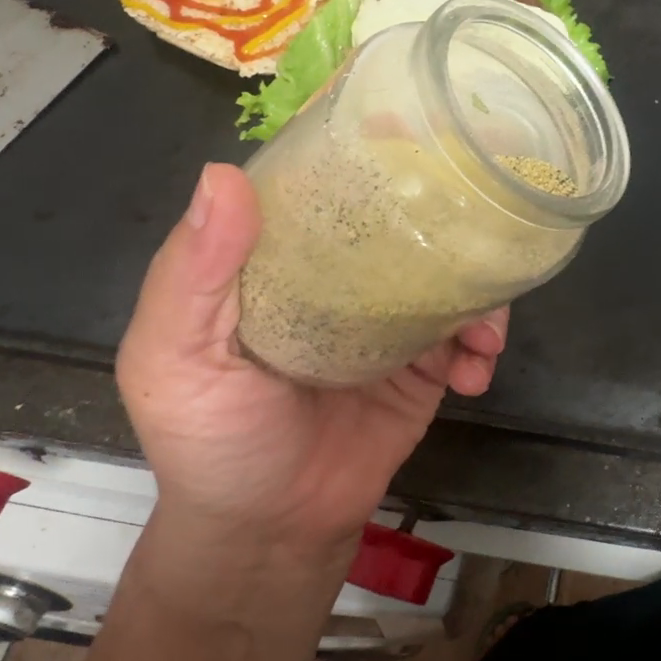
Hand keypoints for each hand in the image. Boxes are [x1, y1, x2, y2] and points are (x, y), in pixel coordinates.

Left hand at [115, 163, 507, 545]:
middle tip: (484, 220)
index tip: (416, 128)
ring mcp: (393, 315)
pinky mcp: (428, 361)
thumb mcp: (174, 359)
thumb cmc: (212, 440)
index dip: (368, 151)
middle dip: (453, 217)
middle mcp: (342, 274)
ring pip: (453, 271)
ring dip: (483, 289)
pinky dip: (485, 344)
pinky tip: (476, 371)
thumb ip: (192, 274)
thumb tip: (222, 172)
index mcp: (282, 257)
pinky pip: (471, 333)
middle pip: (407, 220)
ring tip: (481, 332)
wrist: (274, 532)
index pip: (327, 185)